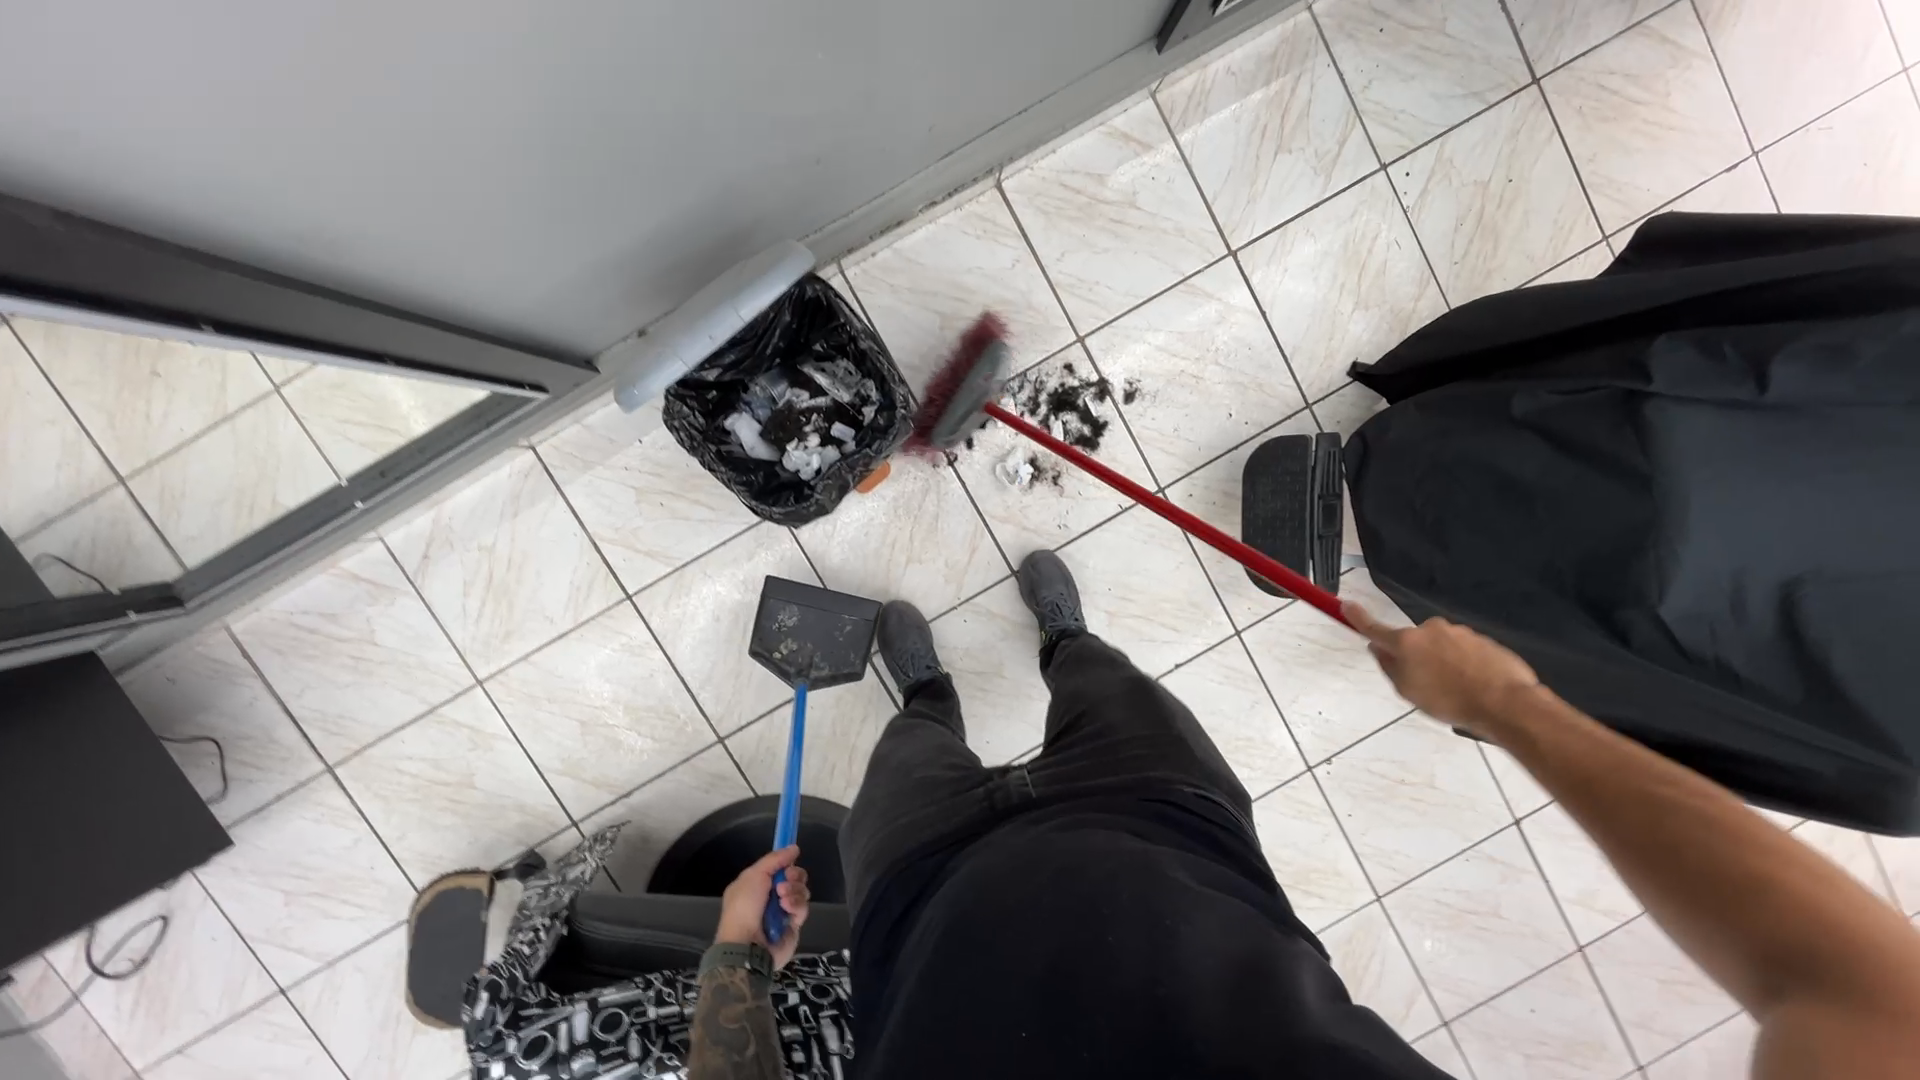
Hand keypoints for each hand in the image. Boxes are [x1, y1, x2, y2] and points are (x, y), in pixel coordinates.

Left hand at [714, 846, 809, 968]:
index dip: (786, 862)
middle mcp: (770, 897)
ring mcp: (782, 912)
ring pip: (801, 891)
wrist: (747, 945)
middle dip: (793, 875)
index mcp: (756, 885)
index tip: (792, 857)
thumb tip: (794, 847)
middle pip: (794, 877)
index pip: (778, 867)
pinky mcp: (793, 926)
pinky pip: (802, 909)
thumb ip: (775, 859)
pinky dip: (796, 906)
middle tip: (786, 879)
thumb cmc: (744, 907)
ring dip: (793, 890)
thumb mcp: (754, 875)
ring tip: (782, 897)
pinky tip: (787, 909)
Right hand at [1344, 602, 1540, 736]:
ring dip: (1444, 663)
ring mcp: (1461, 633)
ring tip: (1457, 691)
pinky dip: (1466, 666)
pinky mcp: (1485, 641)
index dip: (1358, 618)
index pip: (1375, 628)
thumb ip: (1389, 667)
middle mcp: (1432, 629)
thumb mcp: (1407, 691)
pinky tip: (1476, 686)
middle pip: (1415, 640)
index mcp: (1407, 641)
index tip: (1346, 605)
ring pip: (1442, 646)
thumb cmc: (1449, 701)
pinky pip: (1466, 652)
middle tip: (1427, 684)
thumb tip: (1379, 649)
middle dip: (1417, 656)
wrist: (1506, 704)